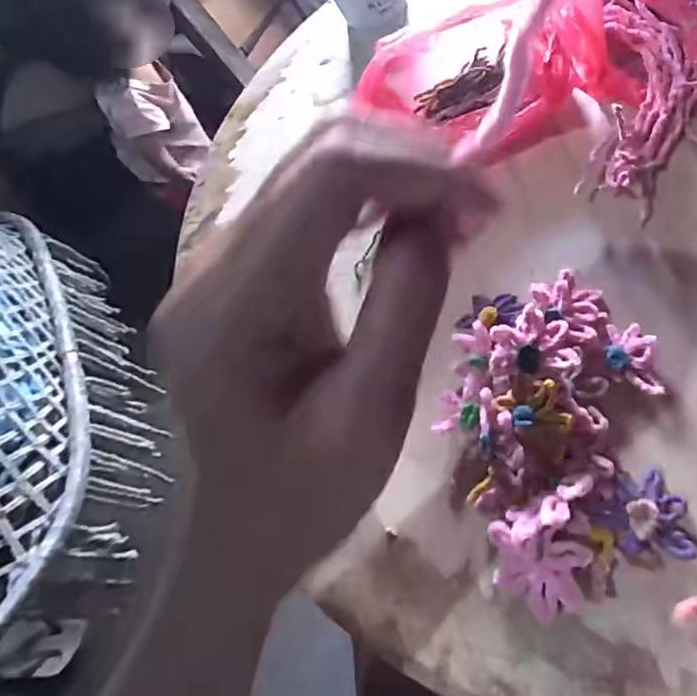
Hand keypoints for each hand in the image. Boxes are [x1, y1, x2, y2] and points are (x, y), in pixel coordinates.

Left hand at [148, 116, 497, 582]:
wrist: (209, 548)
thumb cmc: (290, 506)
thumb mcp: (368, 421)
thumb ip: (406, 307)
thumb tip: (439, 219)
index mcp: (237, 300)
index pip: (331, 176)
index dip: (421, 170)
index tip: (487, 205)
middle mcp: (218, 257)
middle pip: (322, 147)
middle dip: (416, 157)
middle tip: (479, 205)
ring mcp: (224, 253)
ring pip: (319, 157)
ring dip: (400, 166)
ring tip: (457, 209)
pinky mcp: (244, 261)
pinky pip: (316, 191)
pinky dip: (380, 187)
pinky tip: (415, 217)